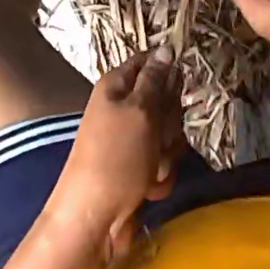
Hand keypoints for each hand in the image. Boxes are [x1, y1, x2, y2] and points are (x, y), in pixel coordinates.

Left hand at [47, 48, 184, 251]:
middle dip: (170, 121)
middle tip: (158, 135)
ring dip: (166, 153)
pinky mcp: (137, 167)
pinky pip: (162, 162)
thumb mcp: (140, 111)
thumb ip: (156, 79)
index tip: (177, 89)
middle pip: (165, 100)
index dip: (168, 74)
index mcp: (117, 85)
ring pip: (168, 134)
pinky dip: (159, 176)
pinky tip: (148, 187)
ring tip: (151, 167)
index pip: (150, 62)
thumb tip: (166, 48)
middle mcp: (123, 108)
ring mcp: (130, 139)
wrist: (92, 220)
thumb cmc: (116, 158)